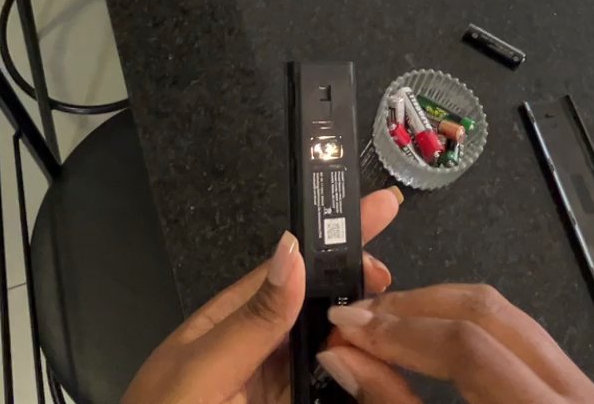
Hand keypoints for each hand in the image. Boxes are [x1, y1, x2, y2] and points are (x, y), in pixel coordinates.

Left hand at [122, 187, 404, 403]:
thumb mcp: (201, 371)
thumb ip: (251, 320)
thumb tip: (292, 250)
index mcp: (232, 320)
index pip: (291, 267)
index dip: (332, 238)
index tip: (376, 209)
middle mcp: (259, 348)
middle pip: (319, 308)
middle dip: (357, 286)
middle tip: (392, 283)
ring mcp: (276, 388)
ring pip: (331, 351)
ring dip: (362, 338)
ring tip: (392, 330)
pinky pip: (328, 393)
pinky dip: (354, 382)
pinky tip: (376, 377)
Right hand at [316, 284, 593, 402]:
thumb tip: (342, 355)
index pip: (466, 348)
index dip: (397, 330)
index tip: (343, 324)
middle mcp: (577, 396)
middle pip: (484, 311)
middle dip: (410, 306)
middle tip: (356, 316)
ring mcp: (584, 388)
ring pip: (501, 312)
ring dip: (433, 307)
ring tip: (382, 319)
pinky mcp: (577, 387)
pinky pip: (514, 332)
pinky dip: (462, 324)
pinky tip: (427, 333)